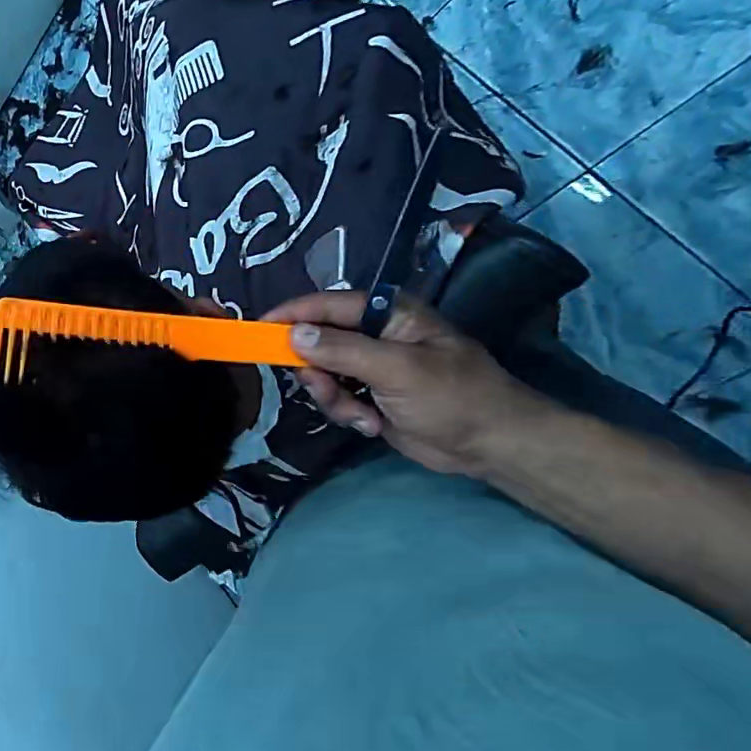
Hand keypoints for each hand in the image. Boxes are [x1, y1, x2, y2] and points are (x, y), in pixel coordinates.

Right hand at [262, 290, 557, 476]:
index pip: (328, 305)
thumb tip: (293, 334)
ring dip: (335, 398)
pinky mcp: (371, 395)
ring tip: (362, 416)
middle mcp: (375, 334)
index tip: (259, 328)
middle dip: (318, 371)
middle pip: (319, 342)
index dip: (293, 314)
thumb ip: (343, 351)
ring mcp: (372, 366)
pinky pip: (337, 398)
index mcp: (387, 313)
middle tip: (328, 390)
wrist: (490, 445)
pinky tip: (373, 425)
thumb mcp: (397, 370)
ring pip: (323, 374)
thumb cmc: (453, 396)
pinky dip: (348, 413)